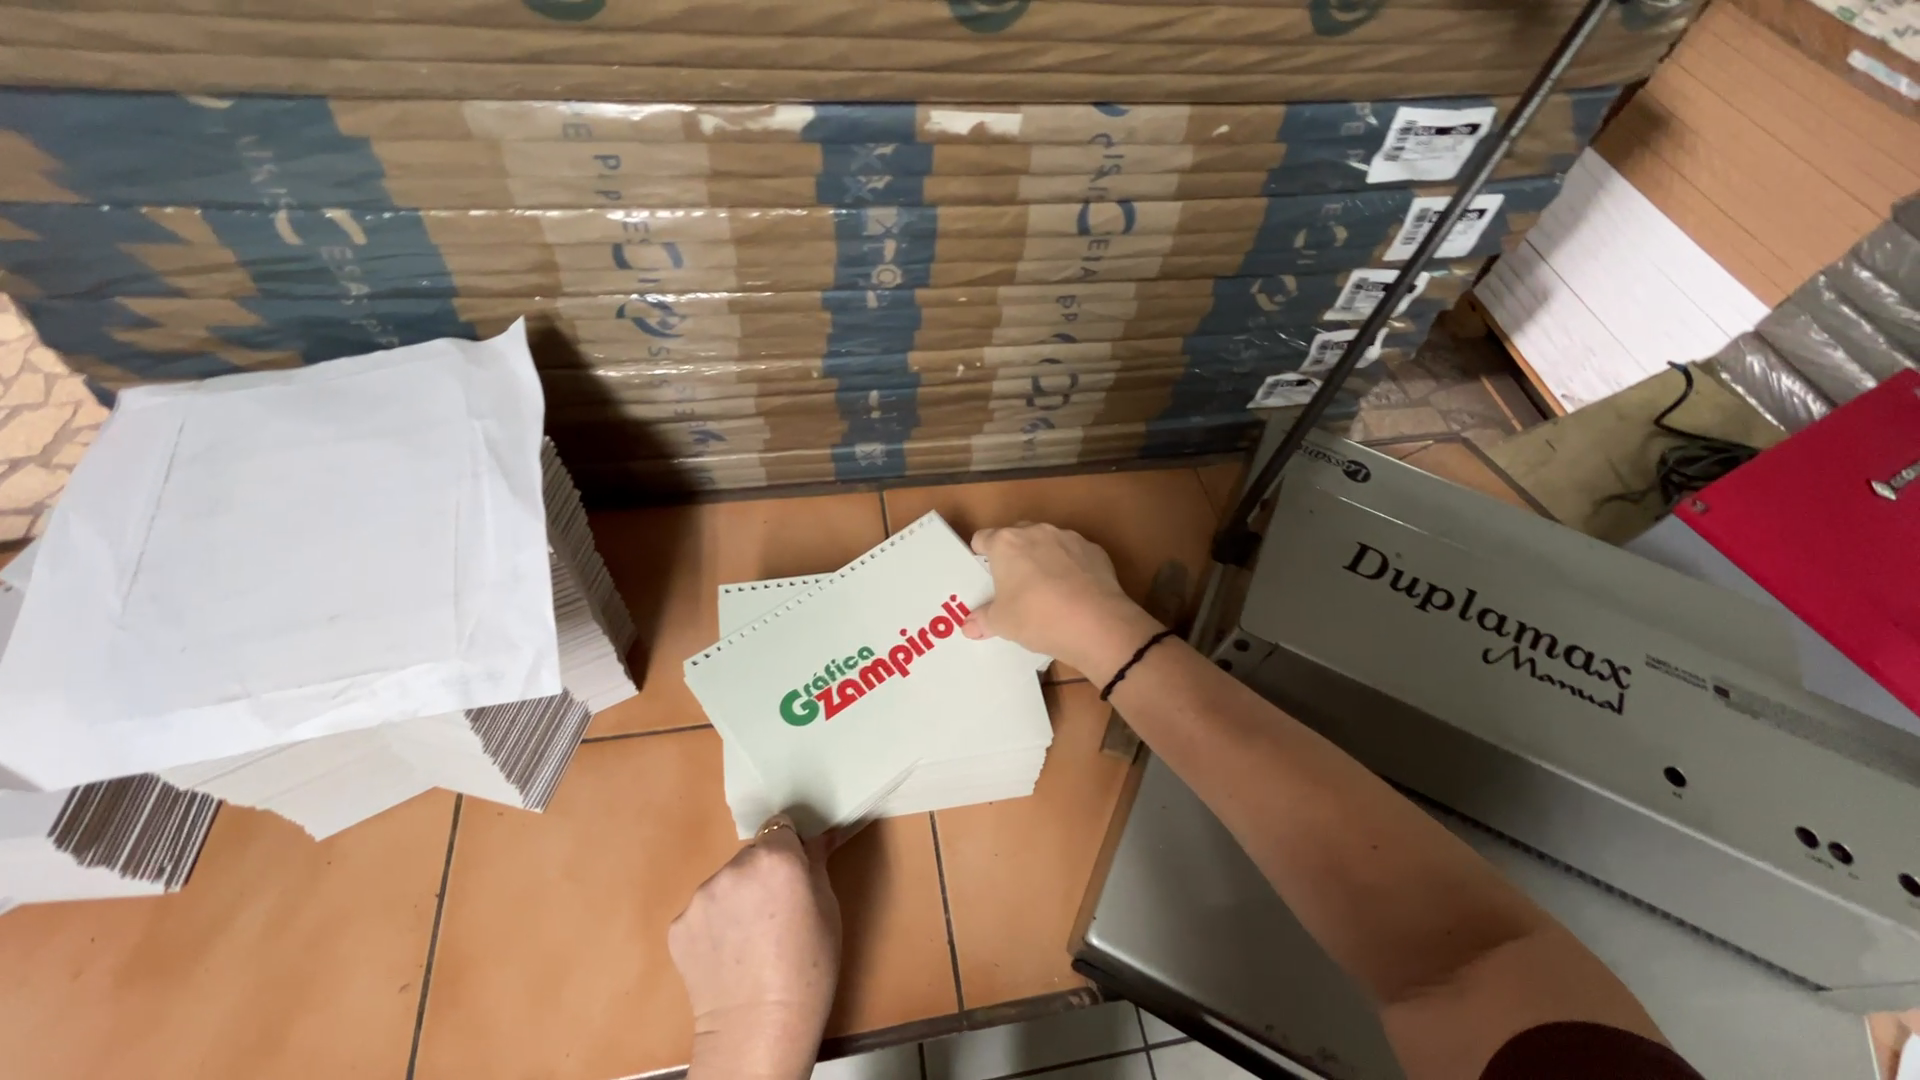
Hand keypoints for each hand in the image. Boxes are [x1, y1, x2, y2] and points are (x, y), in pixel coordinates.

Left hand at [670, 815, 846, 1079]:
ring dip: (736, 899)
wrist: (759, 1027)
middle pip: (751, 856)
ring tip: (750, 940)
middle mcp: (734, 866)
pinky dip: (714, 926)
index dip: (789, 850)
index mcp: (776, 857)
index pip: (780, 828)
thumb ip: (818, 863)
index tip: (794, 875)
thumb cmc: (810, 968)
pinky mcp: (679, 925)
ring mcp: (701, 896)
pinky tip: (728, 955)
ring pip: (725, 883)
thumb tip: (821, 834)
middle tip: (776, 913)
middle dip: (762, 875)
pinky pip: (703, 913)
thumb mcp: (828, 909)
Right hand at [965, 523, 1164, 683]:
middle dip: (1013, 555)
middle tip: (1014, 586)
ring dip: (1043, 559)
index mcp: (1006, 543)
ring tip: (1047, 591)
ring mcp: (1069, 538)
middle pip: (1016, 535)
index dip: (981, 556)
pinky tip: (1074, 594)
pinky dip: (1071, 568)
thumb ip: (982, 620)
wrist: (1096, 625)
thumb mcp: (1002, 624)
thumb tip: (968, 626)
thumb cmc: (1037, 618)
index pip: (982, 538)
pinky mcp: (1094, 550)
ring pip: (1047, 543)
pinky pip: (1074, 555)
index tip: (986, 576)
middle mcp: (1037, 531)